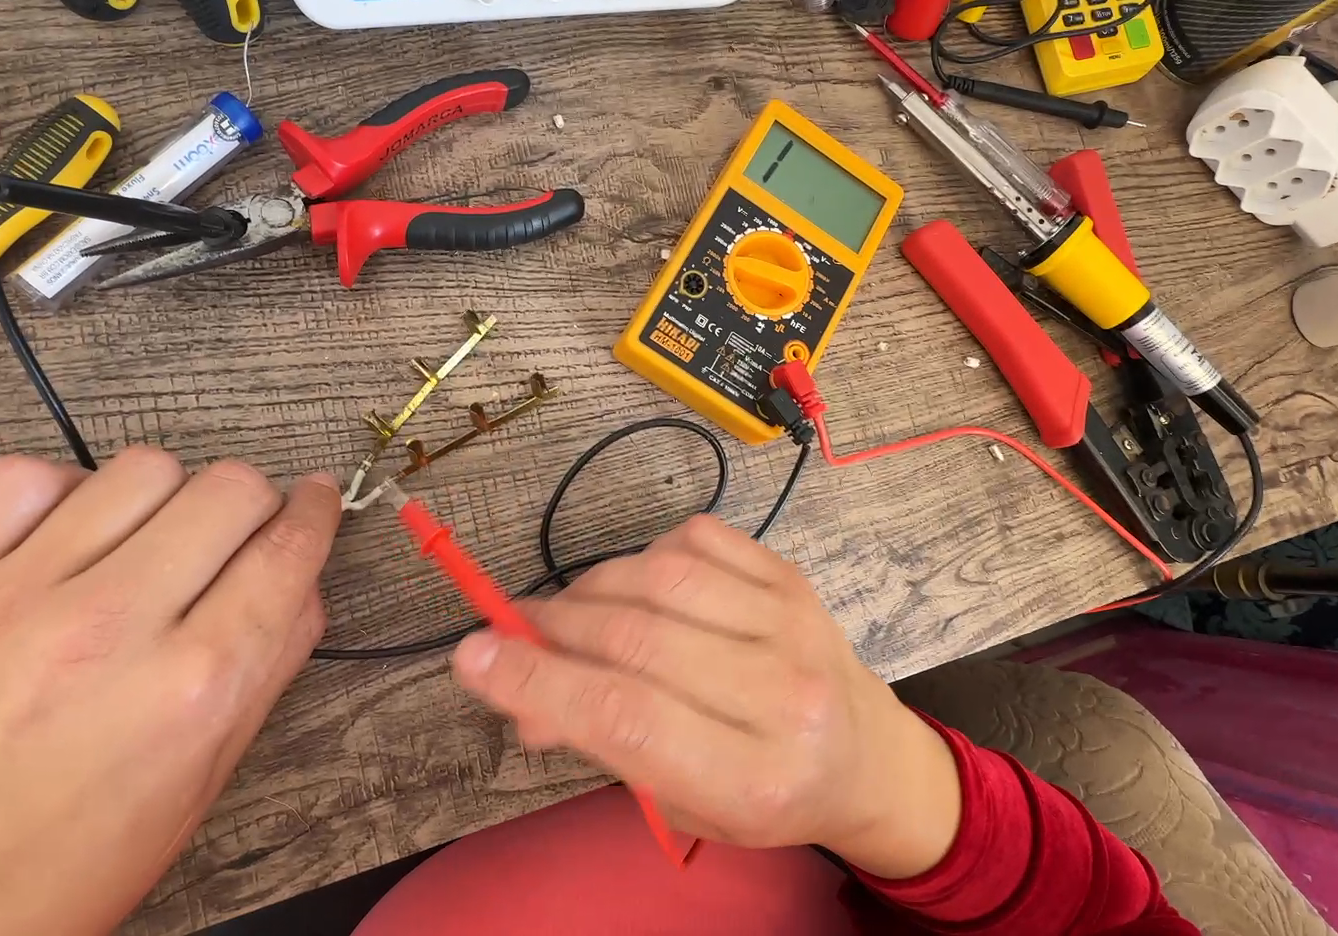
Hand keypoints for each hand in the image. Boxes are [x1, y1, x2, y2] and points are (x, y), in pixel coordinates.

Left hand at [0, 448, 342, 935]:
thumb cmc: (80, 856)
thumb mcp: (214, 768)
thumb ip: (274, 655)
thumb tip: (299, 567)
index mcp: (195, 687)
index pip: (289, 550)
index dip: (318, 510)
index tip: (318, 496)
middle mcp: (110, 630)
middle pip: (230, 488)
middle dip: (254, 503)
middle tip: (236, 535)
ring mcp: (13, 602)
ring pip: (142, 467)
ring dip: (170, 496)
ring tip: (151, 542)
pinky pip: (26, 476)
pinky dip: (67, 491)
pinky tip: (73, 539)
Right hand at [451, 515, 960, 877]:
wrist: (864, 753)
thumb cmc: (764, 792)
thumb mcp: (683, 800)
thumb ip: (603, 743)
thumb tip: (520, 695)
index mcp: (754, 776)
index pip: (627, 717)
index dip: (540, 680)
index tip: (473, 656)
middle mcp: (781, 693)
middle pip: (637, 639)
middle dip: (554, 628)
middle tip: (513, 630)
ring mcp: (791, 621)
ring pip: (660, 578)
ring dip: (593, 589)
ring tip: (572, 613)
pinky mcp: (790, 573)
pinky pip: (695, 536)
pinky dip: (645, 553)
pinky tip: (639, 584)